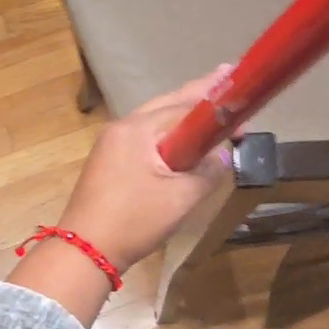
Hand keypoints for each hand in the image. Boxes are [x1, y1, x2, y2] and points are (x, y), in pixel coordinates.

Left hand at [55, 66, 236, 270]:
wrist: (84, 251)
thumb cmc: (134, 221)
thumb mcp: (181, 198)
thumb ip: (208, 171)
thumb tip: (223, 156)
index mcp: (136, 129)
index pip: (184, 107)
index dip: (216, 108)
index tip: (244, 111)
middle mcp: (121, 129)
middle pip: (165, 106)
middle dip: (197, 96)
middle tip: (225, 77)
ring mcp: (110, 146)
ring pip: (153, 123)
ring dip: (181, 117)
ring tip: (207, 104)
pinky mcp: (108, 164)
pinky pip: (143, 141)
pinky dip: (166, 137)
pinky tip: (180, 140)